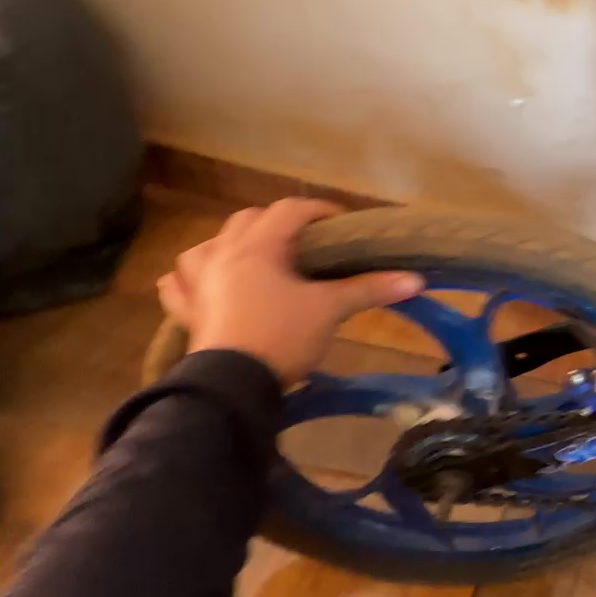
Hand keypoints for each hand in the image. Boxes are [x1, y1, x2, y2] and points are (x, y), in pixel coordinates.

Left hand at [157, 198, 423, 385]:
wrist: (231, 385)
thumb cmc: (282, 335)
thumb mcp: (332, 309)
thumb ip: (371, 289)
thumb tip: (416, 279)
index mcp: (257, 247)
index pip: (290, 210)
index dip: (320, 210)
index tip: (345, 225)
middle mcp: (222, 255)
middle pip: (248, 220)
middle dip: (278, 223)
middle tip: (308, 242)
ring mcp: (198, 283)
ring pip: (206, 247)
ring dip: (229, 245)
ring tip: (253, 257)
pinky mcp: (188, 312)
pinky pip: (179, 285)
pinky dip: (190, 279)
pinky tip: (198, 282)